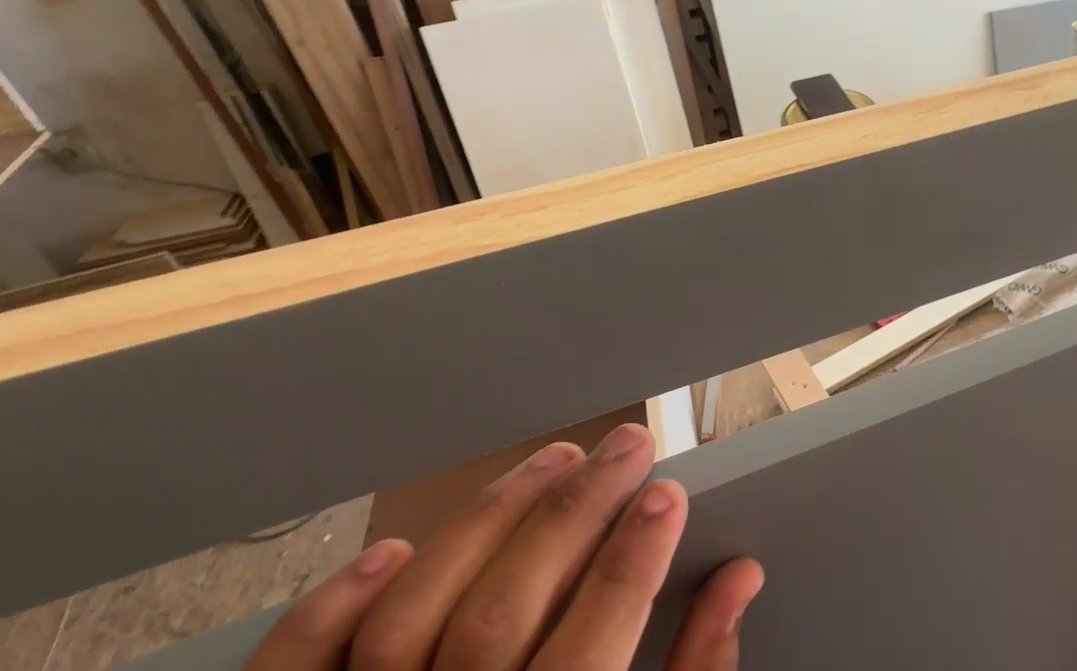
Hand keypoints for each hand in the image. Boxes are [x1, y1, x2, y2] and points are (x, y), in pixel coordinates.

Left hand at [246, 424, 762, 670]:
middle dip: (577, 508)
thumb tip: (736, 582)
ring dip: (488, 518)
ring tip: (553, 460)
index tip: (668, 493)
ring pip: (412, 613)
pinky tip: (394, 548)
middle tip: (627, 446)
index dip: (635, 556)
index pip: (598, 638)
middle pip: (503, 609)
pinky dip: (332, 605)